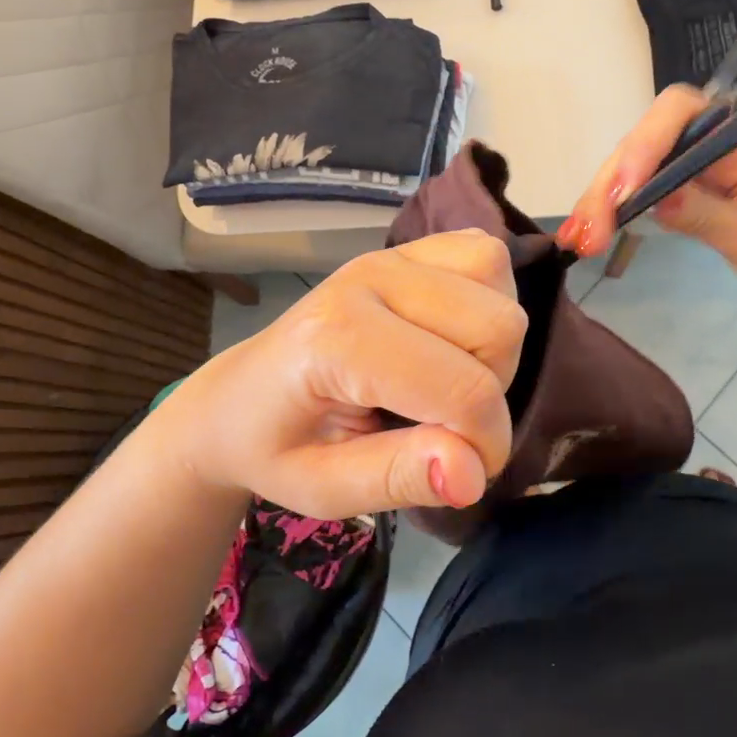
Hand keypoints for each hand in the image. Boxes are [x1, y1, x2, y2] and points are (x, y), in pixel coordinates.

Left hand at [160, 230, 524, 519]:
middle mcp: (371, 278)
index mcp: (337, 338)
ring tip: (448, 378)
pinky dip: (489, 299)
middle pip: (498, 327)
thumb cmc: (274, 447)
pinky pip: (487, 256)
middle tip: (445, 423)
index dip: (486, 443)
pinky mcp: (409, 247)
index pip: (464, 387)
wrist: (238, 396)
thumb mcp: (322, 488)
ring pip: (499, 282)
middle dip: (491, 391)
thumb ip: (397, 478)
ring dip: (493, 345)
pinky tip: (454, 338)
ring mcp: (391, 254)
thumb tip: (474, 473)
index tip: (463, 473)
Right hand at [561, 85, 736, 307]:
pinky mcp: (693, 186)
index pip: (680, 113)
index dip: (643, 146)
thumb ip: (708, 215)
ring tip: (575, 240)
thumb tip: (653, 198)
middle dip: (610, 185)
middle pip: (646, 140)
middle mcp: (715, 141)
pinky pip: (646, 189)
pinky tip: (588, 234)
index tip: (625, 194)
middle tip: (584, 235)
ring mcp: (701, 163)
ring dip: (602, 199)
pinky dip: (615, 210)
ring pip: (637, 165)